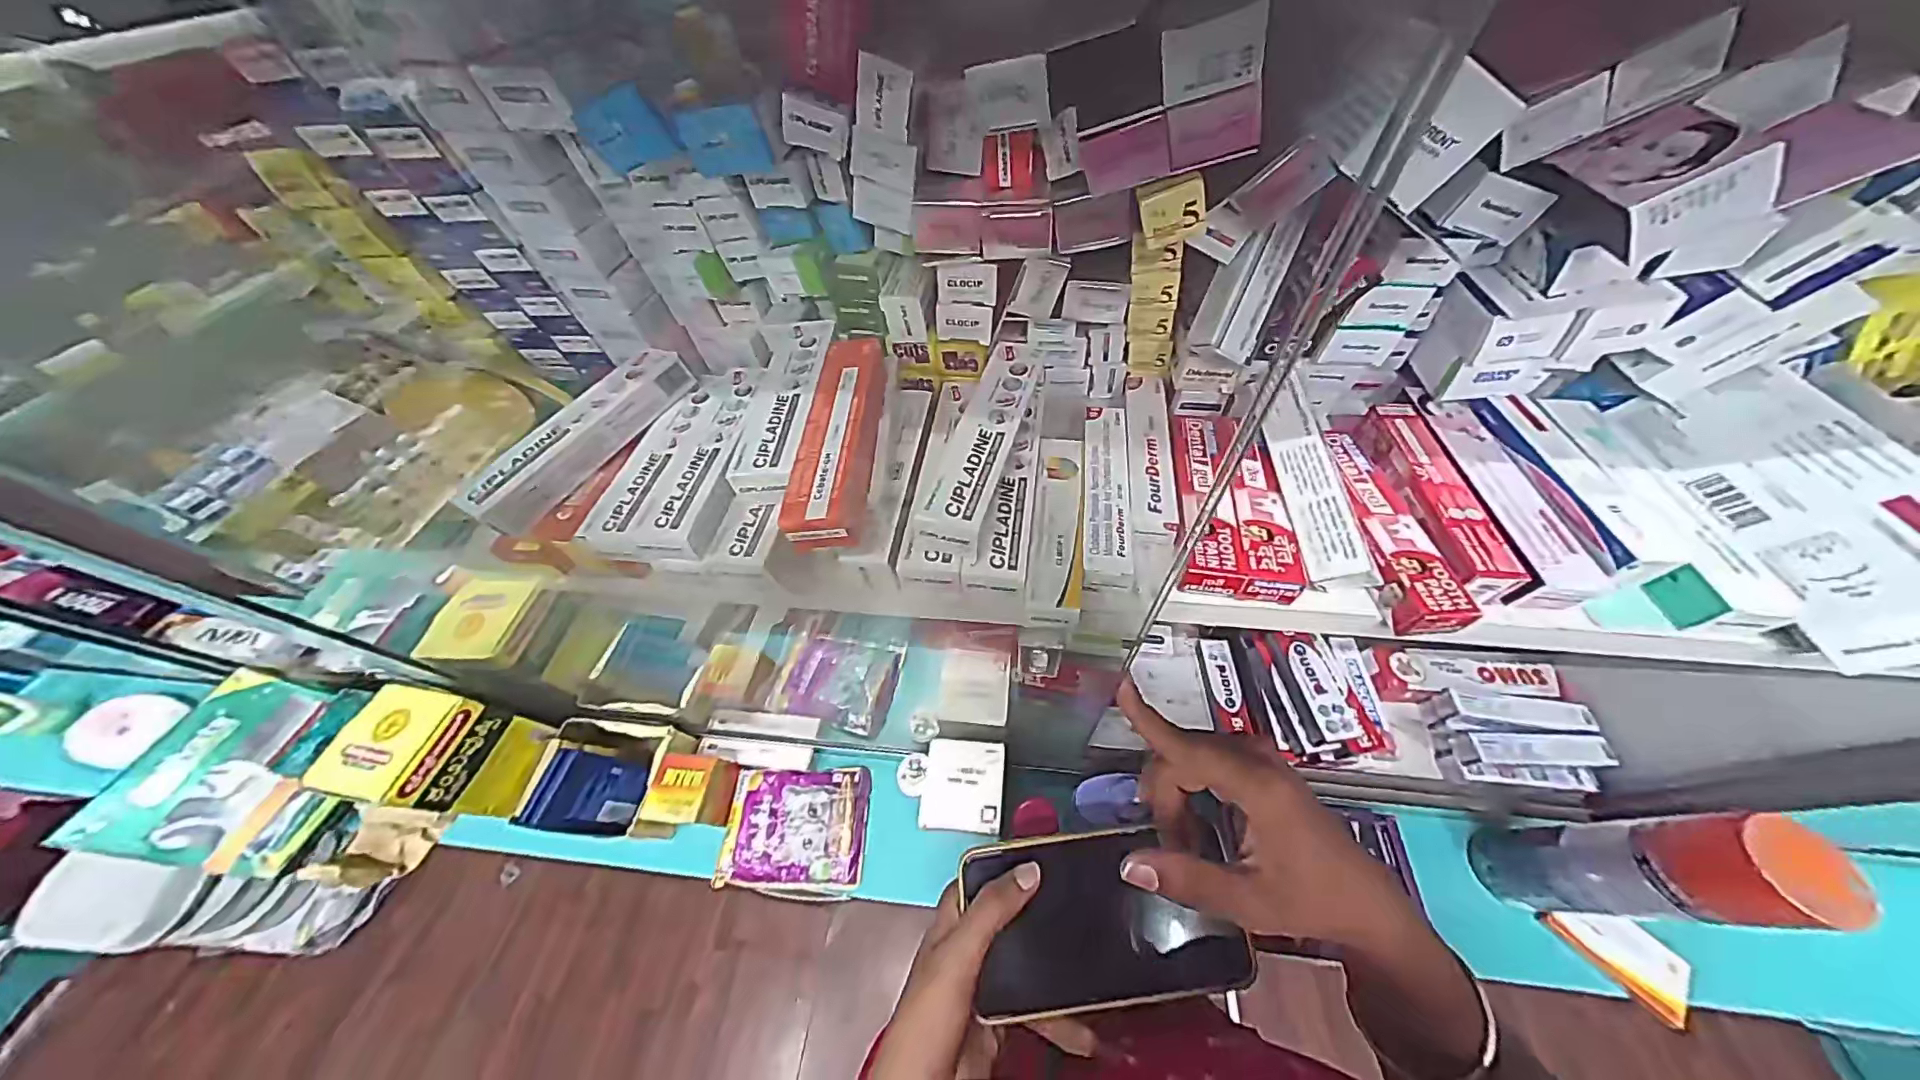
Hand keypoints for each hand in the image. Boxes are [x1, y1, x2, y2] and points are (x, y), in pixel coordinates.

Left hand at [868, 864, 1095, 1078]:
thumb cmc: (922, 1023)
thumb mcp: (958, 956)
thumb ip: (990, 911)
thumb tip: (1025, 872)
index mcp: (950, 926)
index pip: (977, 880)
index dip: (1003, 867)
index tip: (1037, 857)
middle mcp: (966, 951)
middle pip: (1008, 920)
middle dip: (1039, 917)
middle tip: (1072, 909)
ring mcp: (983, 986)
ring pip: (1026, 965)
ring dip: (1055, 974)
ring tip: (1085, 974)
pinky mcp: (998, 1021)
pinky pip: (1035, 1008)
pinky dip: (1058, 1017)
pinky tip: (1077, 1026)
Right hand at [1116, 678, 1489, 1076]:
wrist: (1369, 908)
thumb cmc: (1314, 903)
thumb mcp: (1247, 901)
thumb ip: (1187, 878)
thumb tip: (1130, 864)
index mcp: (1257, 788)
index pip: (1189, 748)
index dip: (1149, 720)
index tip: (1122, 689)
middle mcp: (1260, 764)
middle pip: (1185, 756)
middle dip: (1164, 795)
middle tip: (1172, 847)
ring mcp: (1266, 763)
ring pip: (1196, 756)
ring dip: (1178, 792)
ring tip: (1187, 841)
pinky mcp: (1268, 771)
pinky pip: (1213, 761)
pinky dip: (1195, 786)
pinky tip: (1201, 824)